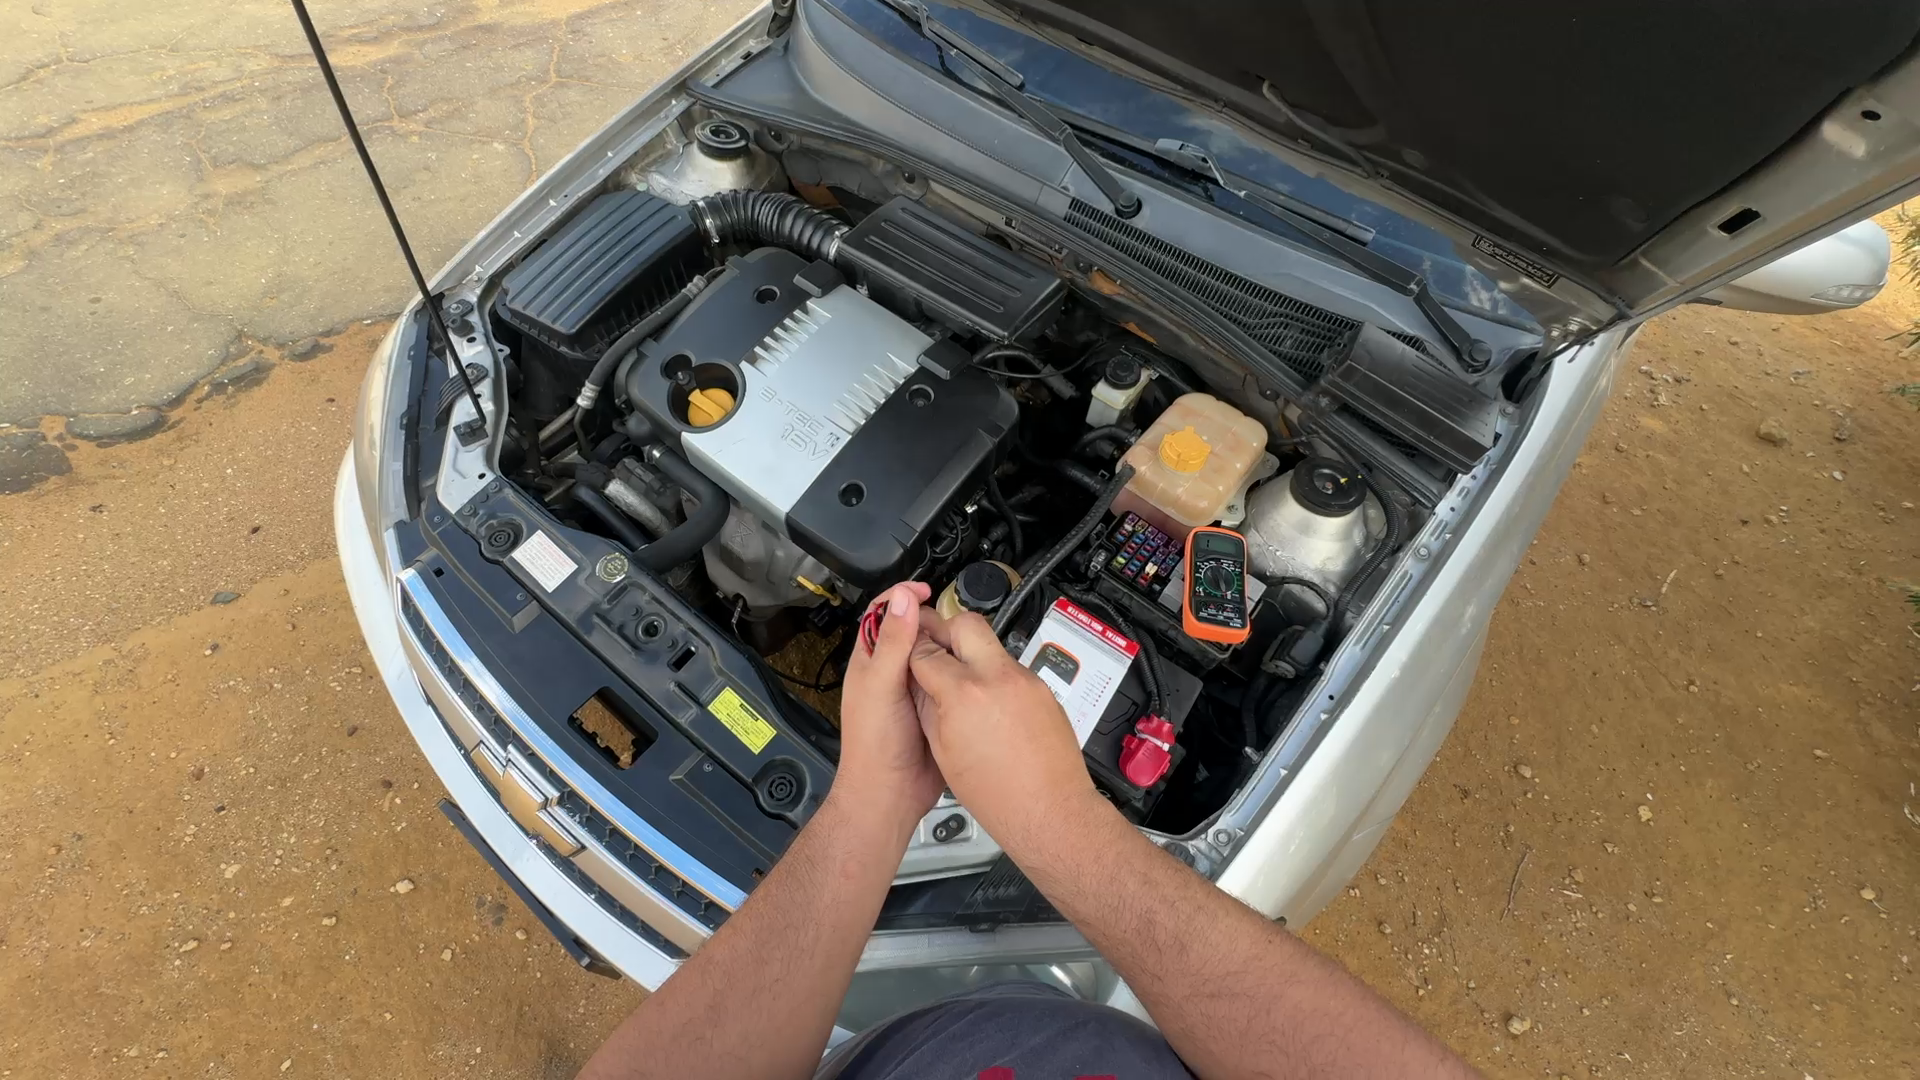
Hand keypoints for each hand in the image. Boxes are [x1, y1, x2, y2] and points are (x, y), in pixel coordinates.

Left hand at [833, 582, 943, 831]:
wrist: (891, 795)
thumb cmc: (874, 744)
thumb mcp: (881, 685)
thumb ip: (893, 642)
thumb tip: (903, 598)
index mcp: (870, 660)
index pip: (883, 613)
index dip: (902, 596)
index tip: (927, 591)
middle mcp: (891, 672)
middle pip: (913, 631)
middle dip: (933, 622)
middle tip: (952, 625)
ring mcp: (914, 690)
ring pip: (934, 655)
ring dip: (949, 647)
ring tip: (965, 645)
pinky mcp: (935, 707)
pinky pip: (949, 681)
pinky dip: (960, 674)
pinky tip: (974, 672)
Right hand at [908, 611, 1097, 849]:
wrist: (1051, 811)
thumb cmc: (997, 795)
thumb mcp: (943, 751)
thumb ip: (928, 706)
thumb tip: (918, 680)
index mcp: (965, 694)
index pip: (927, 651)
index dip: (912, 650)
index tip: (908, 651)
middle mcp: (998, 677)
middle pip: (964, 623)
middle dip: (944, 630)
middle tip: (935, 648)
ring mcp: (1025, 679)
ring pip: (990, 643)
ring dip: (970, 653)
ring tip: (960, 684)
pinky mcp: (1042, 687)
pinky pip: (1010, 667)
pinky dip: (993, 675)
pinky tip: (987, 703)